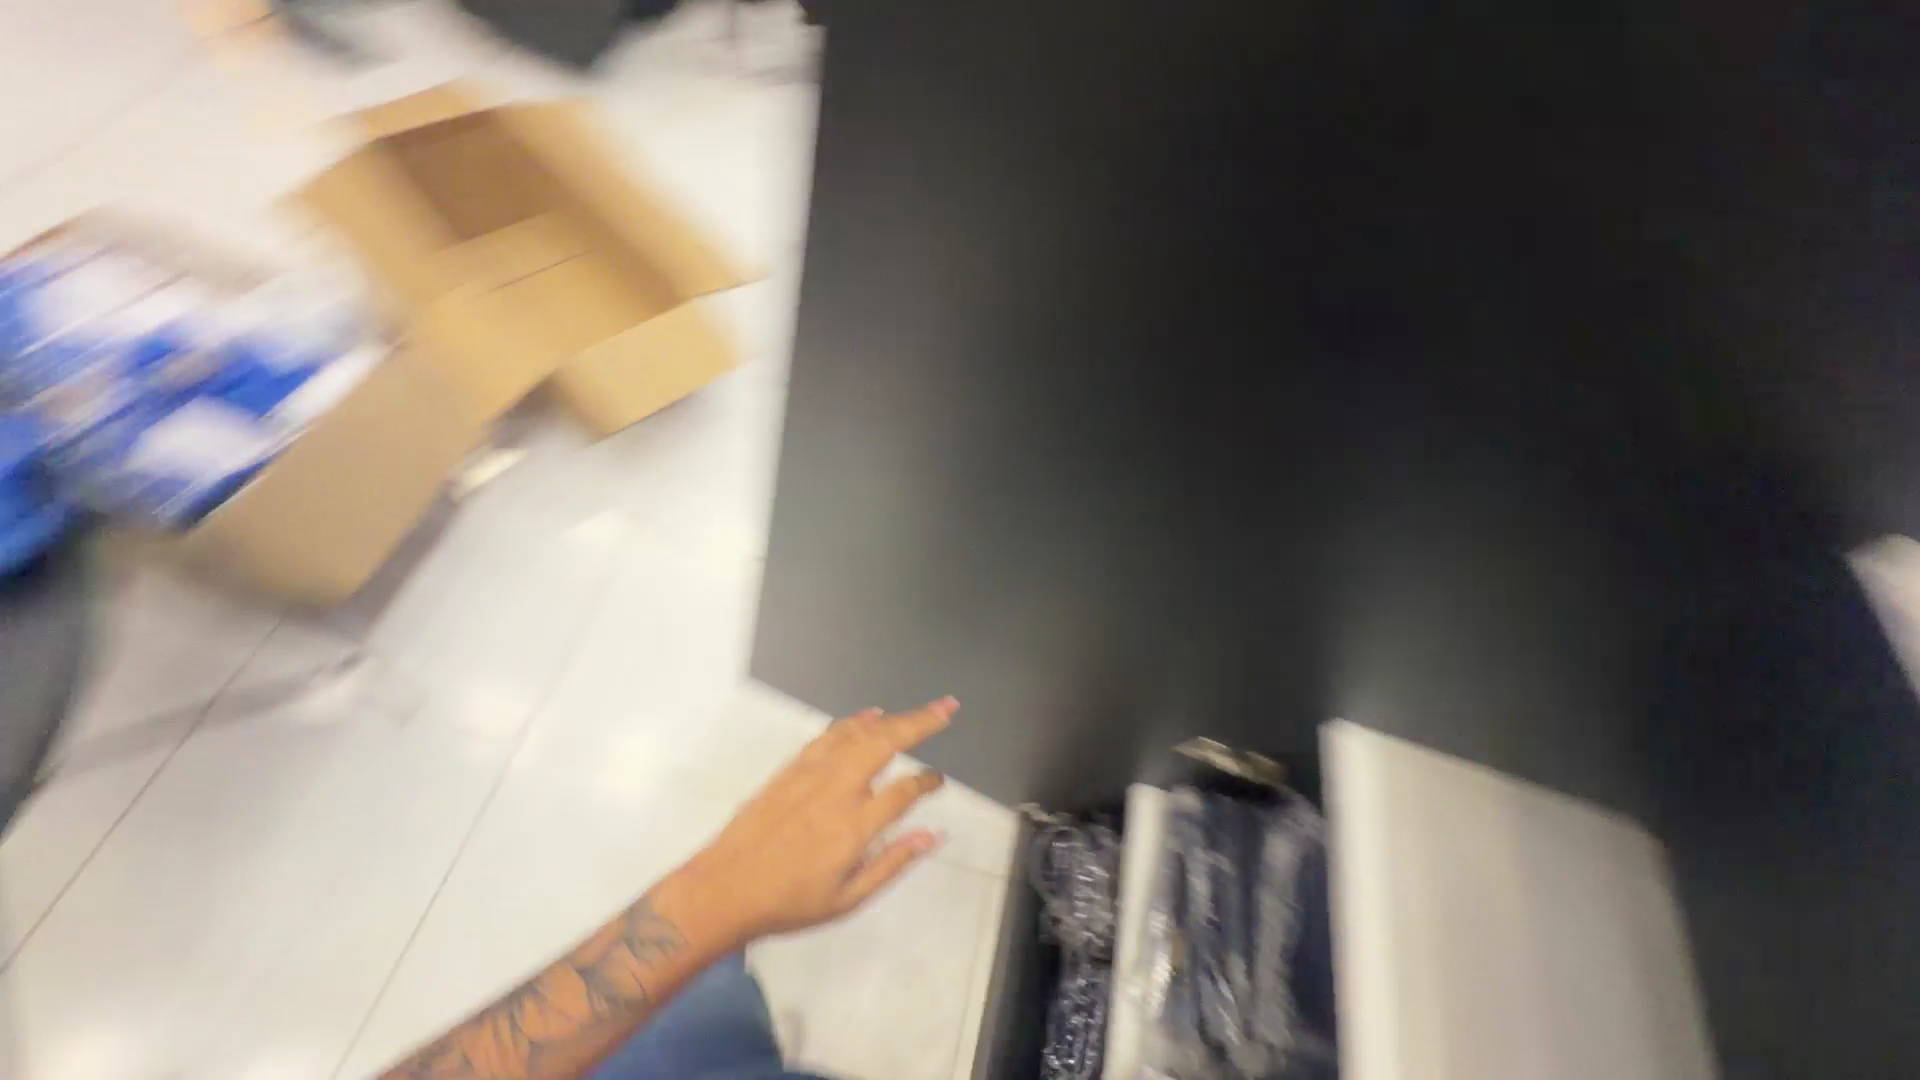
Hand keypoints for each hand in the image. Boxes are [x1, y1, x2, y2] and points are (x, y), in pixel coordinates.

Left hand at [659, 697, 958, 948]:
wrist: (723, 888)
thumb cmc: (789, 903)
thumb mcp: (847, 900)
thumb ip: (892, 864)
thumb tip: (932, 837)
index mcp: (854, 825)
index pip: (904, 791)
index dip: (928, 782)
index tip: (940, 782)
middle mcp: (837, 789)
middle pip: (887, 742)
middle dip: (922, 721)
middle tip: (947, 707)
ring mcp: (812, 773)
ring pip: (860, 733)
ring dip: (894, 717)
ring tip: (920, 710)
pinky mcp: (791, 767)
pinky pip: (830, 735)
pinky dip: (855, 721)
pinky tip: (871, 715)